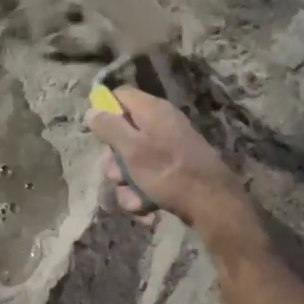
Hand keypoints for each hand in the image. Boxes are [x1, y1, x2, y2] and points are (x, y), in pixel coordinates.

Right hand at [85, 87, 254, 237]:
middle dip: (113, 161)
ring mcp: (167, 149)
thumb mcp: (133, 149)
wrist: (211, 203)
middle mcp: (160, 125)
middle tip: (117, 176)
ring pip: (131, 162)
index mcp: (152, 111)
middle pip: (122, 135)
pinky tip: (145, 207)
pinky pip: (146, 178)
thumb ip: (110, 127)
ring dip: (126, 185)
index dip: (104, 111)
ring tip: (134, 200)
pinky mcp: (172, 170)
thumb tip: (92, 110)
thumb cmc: (168, 172)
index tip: (96, 133)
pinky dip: (141, 193)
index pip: (120, 95)